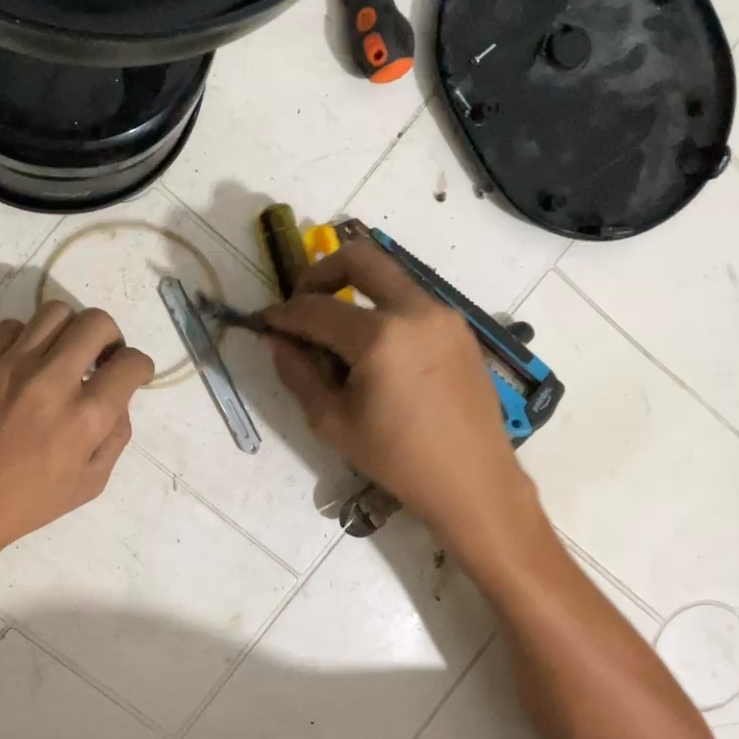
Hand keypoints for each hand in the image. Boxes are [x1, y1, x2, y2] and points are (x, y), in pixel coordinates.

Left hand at [0, 302, 154, 564]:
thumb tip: (120, 398)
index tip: (131, 374)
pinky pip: (11, 327)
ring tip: (61, 354)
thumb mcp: (91, 483)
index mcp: (85, 417)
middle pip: (96, 322)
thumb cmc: (28, 502)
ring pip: (55, 313)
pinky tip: (23, 363)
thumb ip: (116, 435)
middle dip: (110, 336)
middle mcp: (52, 381)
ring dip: (69, 331)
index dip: (140, 366)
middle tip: (99, 357)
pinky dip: (26, 339)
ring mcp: (10, 366)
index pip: (130, 363)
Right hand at [261, 240, 540, 560]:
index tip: (265, 322)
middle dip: (319, 273)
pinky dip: (382, 311)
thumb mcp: (332, 421)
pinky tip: (373, 353)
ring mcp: (444, 316)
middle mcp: (416, 311)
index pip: (315, 308)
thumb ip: (297, 372)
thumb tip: (277, 339)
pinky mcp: (459, 329)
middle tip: (301, 304)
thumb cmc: (397, 459)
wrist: (473, 481)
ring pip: (388, 278)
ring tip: (336, 337)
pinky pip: (411, 302)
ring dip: (354, 293)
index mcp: (381, 337)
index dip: (283, 313)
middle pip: (359, 258)